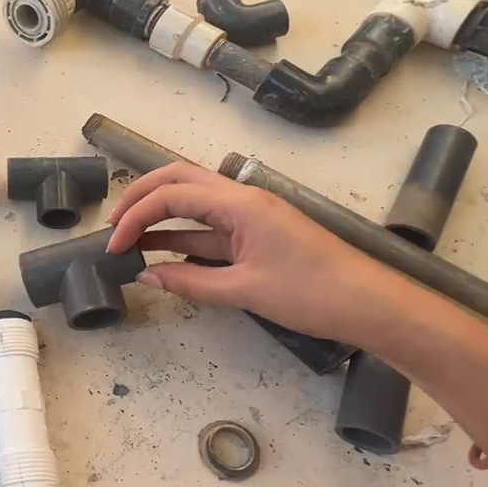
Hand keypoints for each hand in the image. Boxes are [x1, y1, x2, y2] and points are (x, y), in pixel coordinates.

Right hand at [105, 160, 418, 343]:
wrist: (373, 306)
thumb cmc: (315, 294)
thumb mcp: (246, 291)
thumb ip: (190, 282)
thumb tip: (147, 275)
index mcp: (240, 203)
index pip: (171, 195)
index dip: (135, 216)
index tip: (114, 244)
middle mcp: (241, 198)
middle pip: (178, 180)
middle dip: (140, 197)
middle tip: (113, 224)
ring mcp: (249, 215)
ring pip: (192, 201)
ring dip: (158, 215)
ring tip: (128, 238)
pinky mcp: (256, 234)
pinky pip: (208, 227)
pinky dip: (181, 236)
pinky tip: (161, 253)